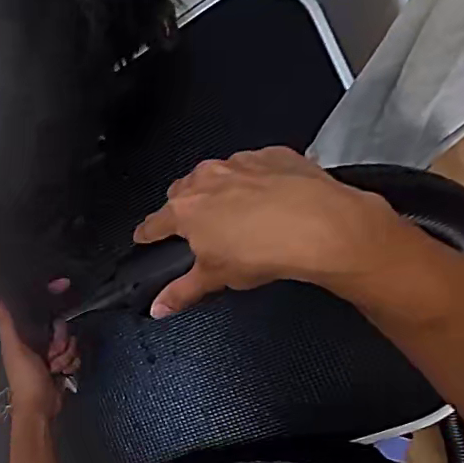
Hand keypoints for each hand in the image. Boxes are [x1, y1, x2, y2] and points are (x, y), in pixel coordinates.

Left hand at [0, 289, 79, 426]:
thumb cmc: (24, 378)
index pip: (40, 307)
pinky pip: (75, 356)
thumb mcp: (14, 348)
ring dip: (66, 357)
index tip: (65, 284)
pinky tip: (62, 375)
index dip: (53, 295)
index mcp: (23, 334)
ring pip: (70, 343)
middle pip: (61, 327)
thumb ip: (5, 321)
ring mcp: (51, 354)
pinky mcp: (63, 365)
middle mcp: (37, 341)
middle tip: (51, 356)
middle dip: (61, 342)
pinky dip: (71, 366)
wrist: (40, 408)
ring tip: (54, 369)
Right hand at [133, 146, 423, 317]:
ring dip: (224, 195)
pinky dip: (258, 184)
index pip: (154, 223)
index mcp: (186, 208)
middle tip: (203, 235)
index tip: (144, 237)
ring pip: (220, 177)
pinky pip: (256, 168)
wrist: (318, 226)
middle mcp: (208, 178)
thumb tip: (160, 306)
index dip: (147, 234)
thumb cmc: (265, 248)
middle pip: (184, 194)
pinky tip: (271, 205)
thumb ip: (182, 292)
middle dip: (188, 211)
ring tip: (243, 222)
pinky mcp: (272, 156)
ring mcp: (240, 163)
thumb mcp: (216, 278)